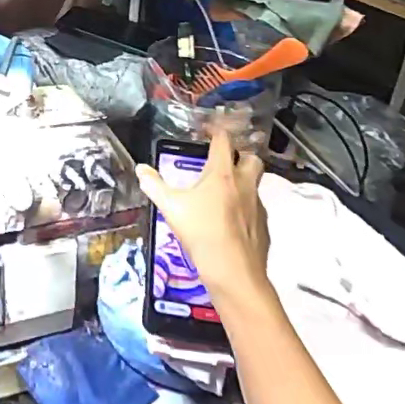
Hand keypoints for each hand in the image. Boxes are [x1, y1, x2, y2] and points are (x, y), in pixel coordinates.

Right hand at [137, 132, 271, 306]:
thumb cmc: (201, 234)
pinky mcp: (263, 227)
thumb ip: (155, 186)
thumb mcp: (171, 208)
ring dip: (243, 184)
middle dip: (241, 156)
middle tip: (225, 164)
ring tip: (224, 196)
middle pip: (251, 159)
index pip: (224, 141)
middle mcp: (244, 184)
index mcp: (222, 174)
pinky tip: (231, 224)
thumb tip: (140, 169)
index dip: (216, 131)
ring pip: (255, 185)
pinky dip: (246, 211)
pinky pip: (256, 211)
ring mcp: (257, 205)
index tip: (208, 130)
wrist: (234, 273)